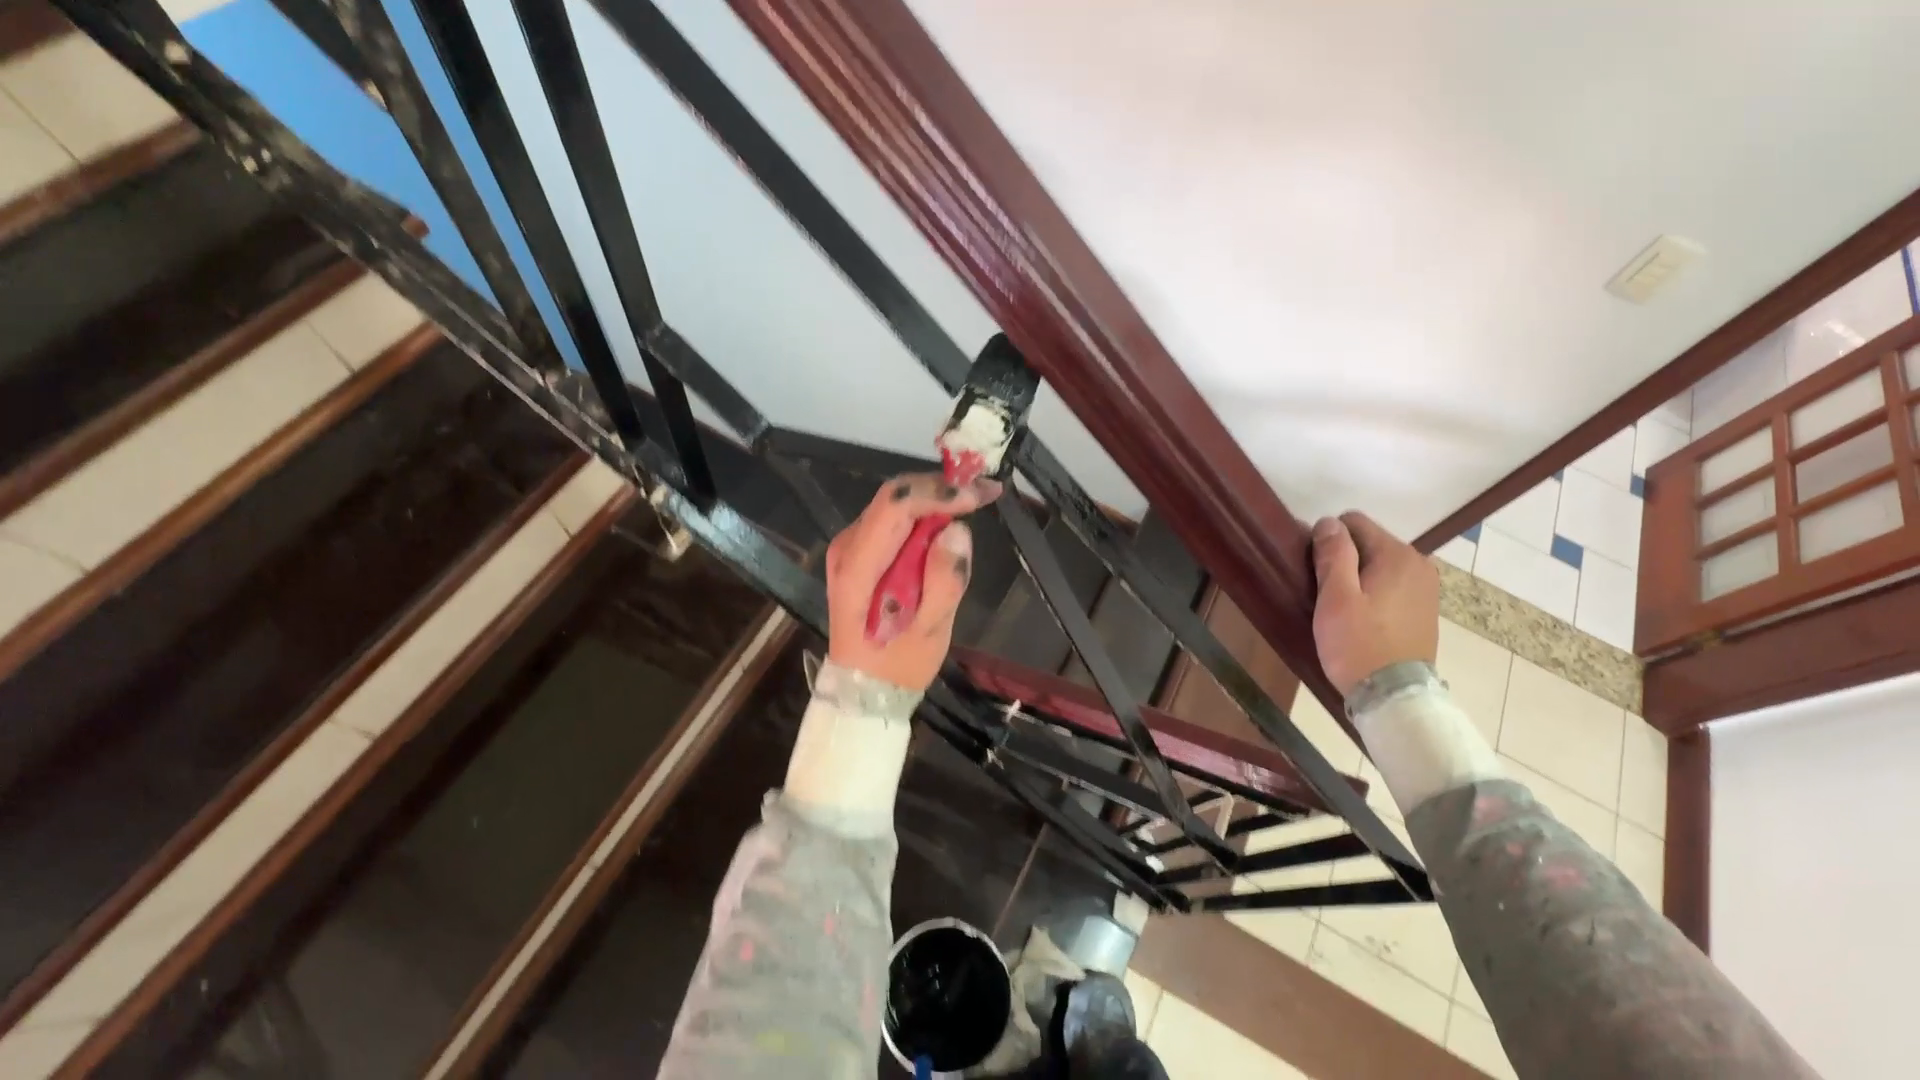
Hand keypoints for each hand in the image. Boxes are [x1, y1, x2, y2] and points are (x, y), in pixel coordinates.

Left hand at [826, 474, 1002, 691]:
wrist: (865, 688)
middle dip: (941, 489)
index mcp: (858, 566)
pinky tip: (951, 520)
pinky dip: (925, 515)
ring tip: (976, 500)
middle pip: (893, 498)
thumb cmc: (899, 664)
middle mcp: (848, 547)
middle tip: (986, 491)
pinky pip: (895, 521)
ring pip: (895, 505)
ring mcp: (851, 548)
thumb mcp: (930, 631)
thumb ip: (944, 581)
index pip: (894, 506)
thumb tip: (957, 530)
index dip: (938, 492)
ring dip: (935, 500)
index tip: (979, 495)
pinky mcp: (862, 553)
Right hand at [1310, 512, 1438, 696]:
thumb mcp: (1336, 598)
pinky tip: (1363, 619)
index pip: (1354, 522)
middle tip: (1326, 595)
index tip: (1314, 572)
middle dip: (1344, 560)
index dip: (1327, 541)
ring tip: (1343, 609)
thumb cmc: (1358, 645)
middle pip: (1368, 542)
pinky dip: (1374, 593)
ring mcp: (1425, 587)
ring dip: (1358, 577)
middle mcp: (1419, 564)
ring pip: (1379, 565)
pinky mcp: (1424, 609)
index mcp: (1398, 555)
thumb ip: (1333, 554)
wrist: (1394, 696)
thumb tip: (1329, 521)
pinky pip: (1391, 585)